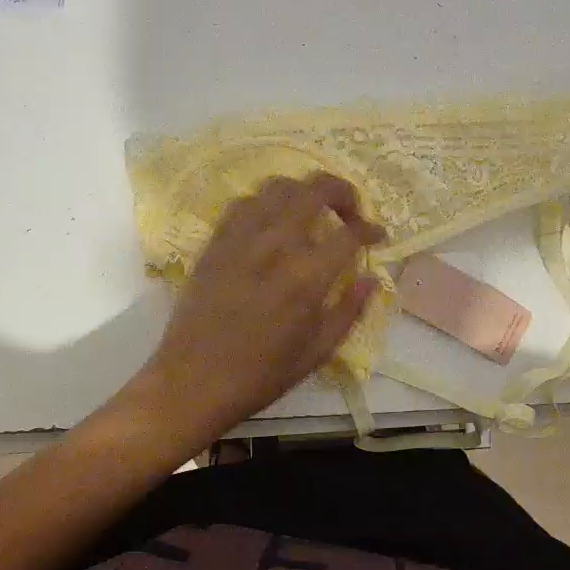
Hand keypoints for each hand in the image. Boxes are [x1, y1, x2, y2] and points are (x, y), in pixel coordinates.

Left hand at [125, 173, 383, 445]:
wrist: (192, 383)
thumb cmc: (259, 377)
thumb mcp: (315, 354)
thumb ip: (348, 311)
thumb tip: (372, 280)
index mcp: (306, 277)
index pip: (350, 233)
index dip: (370, 230)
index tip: (377, 236)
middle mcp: (275, 246)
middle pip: (316, 190)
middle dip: (343, 193)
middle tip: (350, 212)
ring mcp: (240, 239)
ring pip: (278, 186)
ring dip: (303, 191)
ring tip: (312, 212)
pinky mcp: (214, 243)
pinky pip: (243, 204)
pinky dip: (266, 203)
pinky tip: (271, 223)